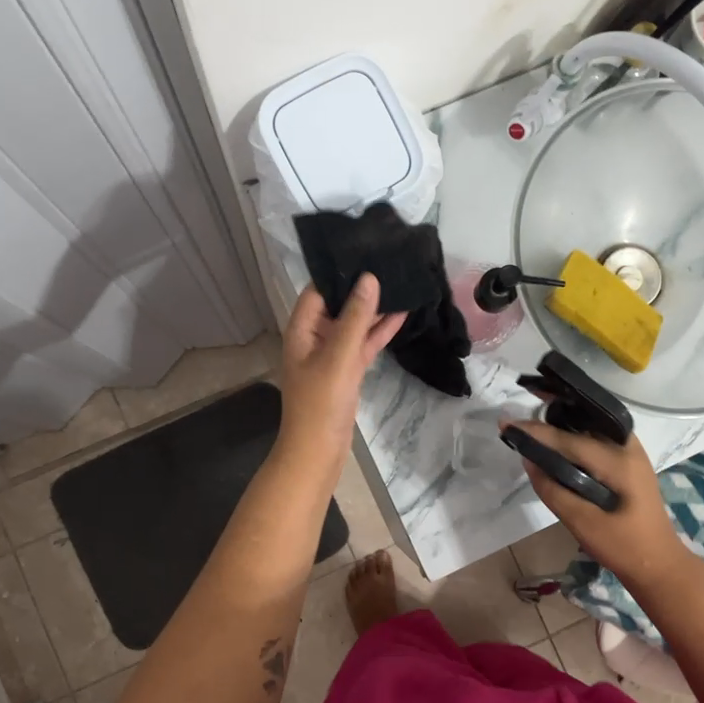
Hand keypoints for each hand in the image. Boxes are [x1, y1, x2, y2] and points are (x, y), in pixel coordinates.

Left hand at [278, 275, 404, 471]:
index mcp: (302, 330)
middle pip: (339, 304)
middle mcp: (315, 337)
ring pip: (355, 324)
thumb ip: (355, 318)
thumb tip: (369, 279)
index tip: (366, 252)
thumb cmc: (321, 402)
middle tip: (391, 263)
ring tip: (402, 283)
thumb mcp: (338, 356)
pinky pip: (364, 344)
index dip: (340, 272)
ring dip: (375, 308)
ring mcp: (332, 354)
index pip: (318, 290)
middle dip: (362, 287)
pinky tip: (402, 314)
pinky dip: (380, 331)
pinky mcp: (348, 370)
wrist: (318, 450)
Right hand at [502, 419, 691, 586]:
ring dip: (562, 424)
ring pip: (591, 427)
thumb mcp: (582, 523)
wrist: (658, 564)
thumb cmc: (622, 546)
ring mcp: (632, 452)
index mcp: (619, 462)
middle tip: (517, 418)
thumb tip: (528, 461)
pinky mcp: (629, 461)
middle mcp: (628, 447)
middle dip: (549, 417)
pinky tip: (556, 443)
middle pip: (582, 423)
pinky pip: (597, 438)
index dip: (536, 432)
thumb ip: (553, 490)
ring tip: (531, 425)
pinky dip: (575, 436)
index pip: (569, 439)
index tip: (507, 424)